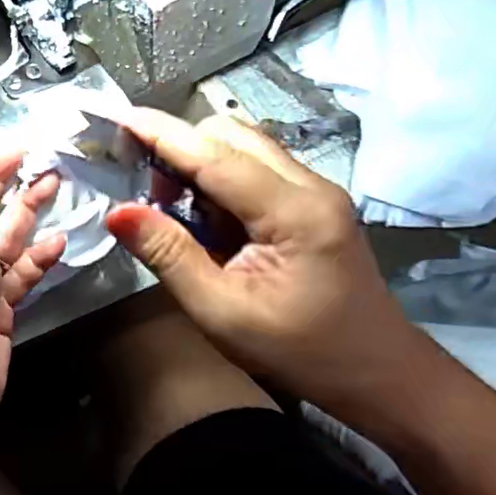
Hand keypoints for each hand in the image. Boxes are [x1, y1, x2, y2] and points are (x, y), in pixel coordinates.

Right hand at [105, 111, 437, 409]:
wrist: (377, 376)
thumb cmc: (299, 353)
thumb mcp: (220, 311)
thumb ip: (168, 255)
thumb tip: (117, 212)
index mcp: (295, 212)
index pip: (216, 156)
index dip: (163, 134)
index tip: (118, 118)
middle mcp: (310, 186)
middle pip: (231, 136)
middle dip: (179, 150)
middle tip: (147, 195)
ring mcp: (315, 191)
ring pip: (242, 148)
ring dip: (197, 164)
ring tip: (172, 210)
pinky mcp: (311, 202)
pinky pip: (253, 169)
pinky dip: (217, 181)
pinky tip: (206, 220)